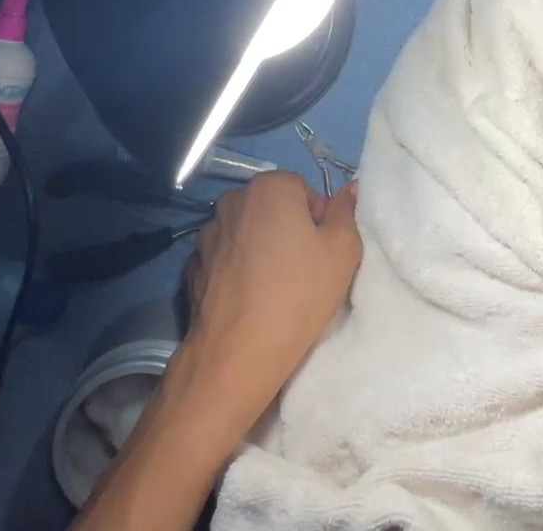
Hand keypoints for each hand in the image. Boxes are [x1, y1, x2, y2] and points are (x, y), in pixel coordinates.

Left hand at [182, 172, 360, 395]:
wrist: (238, 353)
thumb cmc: (299, 293)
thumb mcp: (342, 250)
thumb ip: (346, 212)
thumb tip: (349, 189)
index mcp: (270, 188)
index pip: (303, 190)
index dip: (317, 219)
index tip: (321, 251)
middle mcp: (232, 201)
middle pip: (272, 207)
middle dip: (288, 229)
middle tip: (303, 268)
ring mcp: (207, 233)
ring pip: (247, 232)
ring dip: (260, 247)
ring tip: (273, 286)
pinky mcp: (192, 265)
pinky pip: (226, 257)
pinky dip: (237, 269)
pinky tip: (249, 297)